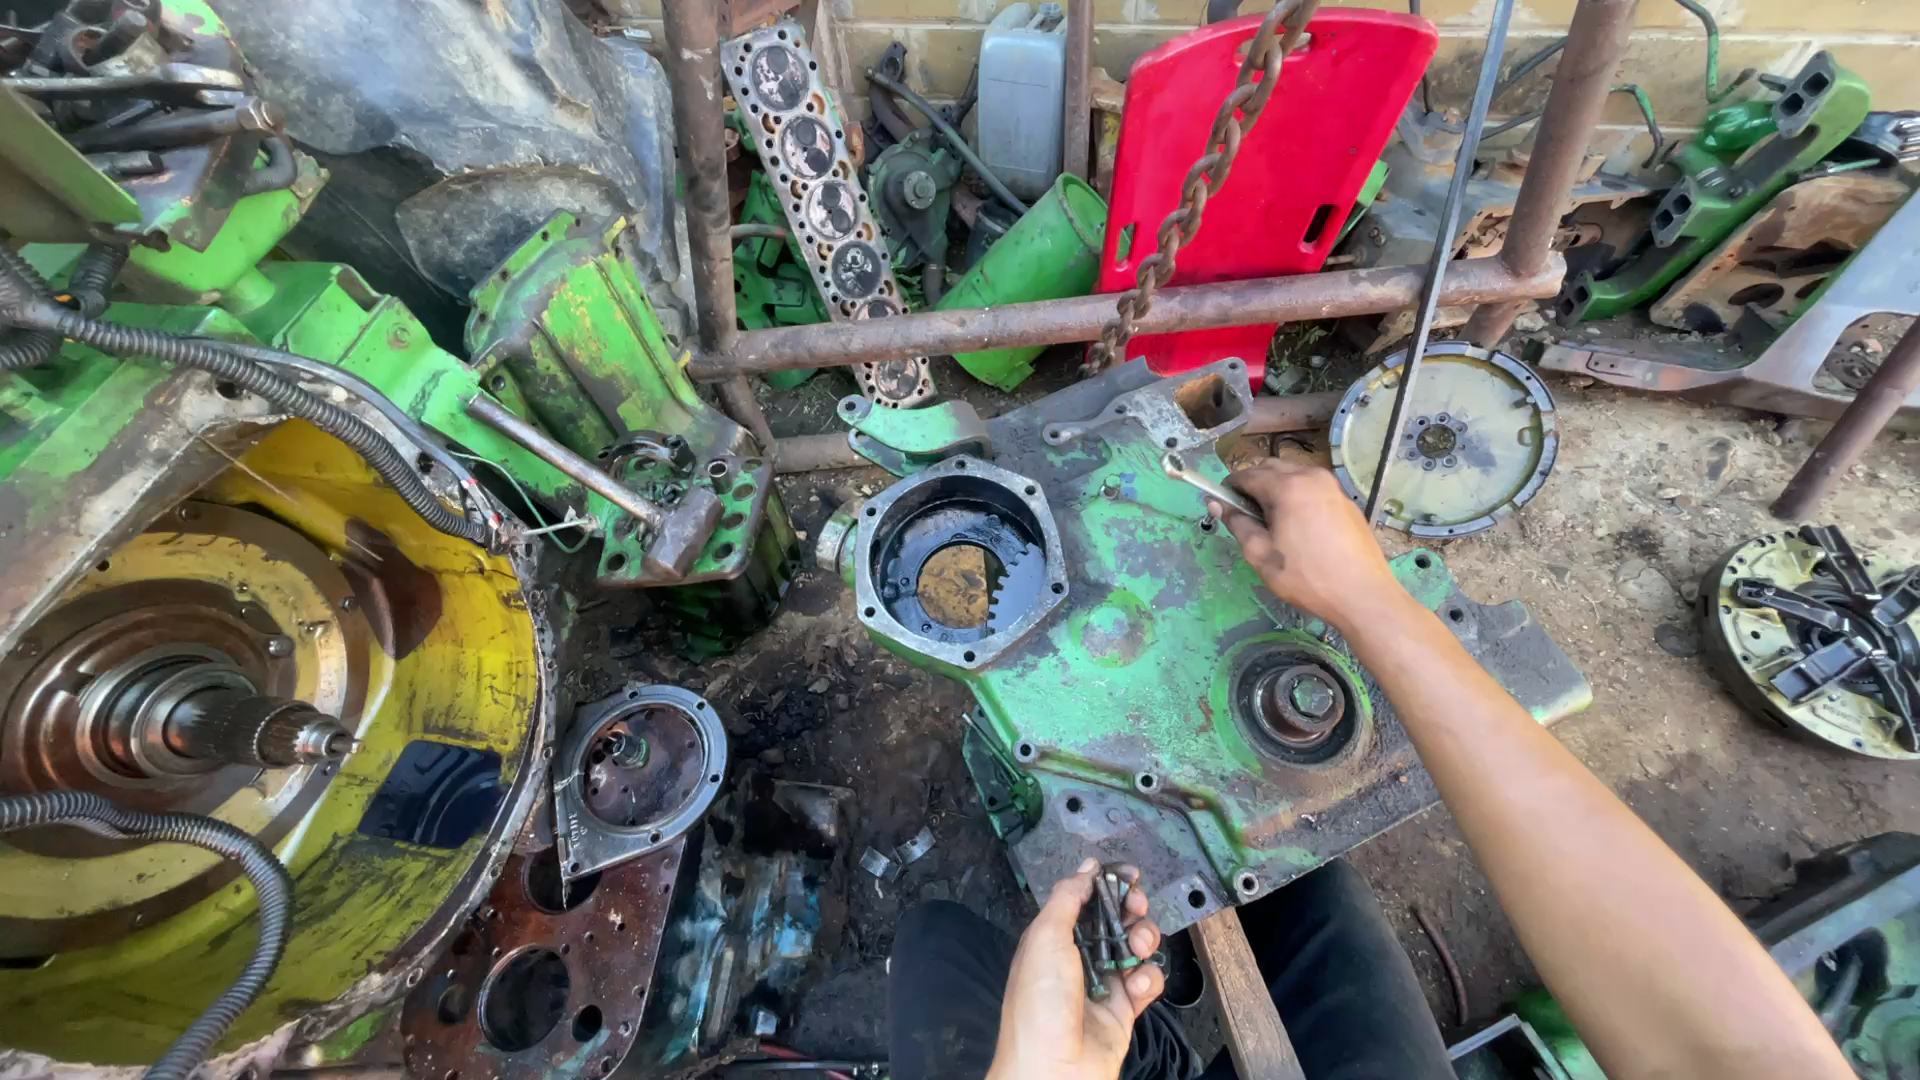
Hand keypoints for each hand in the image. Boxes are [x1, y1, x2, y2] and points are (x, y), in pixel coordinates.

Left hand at [986, 859, 1165, 1079]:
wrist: (1052, 1070)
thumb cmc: (1041, 996)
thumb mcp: (1046, 936)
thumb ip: (1069, 897)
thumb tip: (1088, 865)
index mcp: (1054, 934)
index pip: (1086, 898)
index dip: (1108, 884)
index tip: (1130, 874)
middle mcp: (1079, 955)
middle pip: (1114, 919)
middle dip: (1131, 907)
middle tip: (1138, 906)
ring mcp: (1103, 982)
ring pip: (1134, 947)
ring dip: (1142, 939)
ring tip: (1138, 948)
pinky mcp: (1124, 1010)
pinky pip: (1145, 984)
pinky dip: (1147, 979)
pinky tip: (1137, 985)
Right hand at [1209, 458, 1406, 632]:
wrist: (1363, 594)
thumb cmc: (1305, 576)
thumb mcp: (1260, 554)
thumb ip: (1237, 523)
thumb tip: (1217, 504)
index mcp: (1288, 487)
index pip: (1247, 474)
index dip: (1229, 488)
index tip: (1222, 507)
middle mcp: (1312, 476)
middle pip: (1271, 467)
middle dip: (1252, 484)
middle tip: (1245, 515)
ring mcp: (1332, 486)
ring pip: (1293, 474)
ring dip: (1275, 488)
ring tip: (1272, 521)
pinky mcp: (1345, 500)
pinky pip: (1312, 487)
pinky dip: (1296, 495)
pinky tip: (1297, 526)